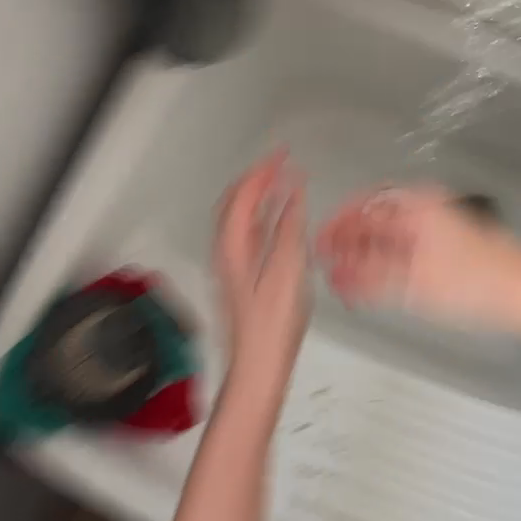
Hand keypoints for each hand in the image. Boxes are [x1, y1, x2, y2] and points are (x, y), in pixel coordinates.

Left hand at [212, 150, 310, 395]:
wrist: (258, 367)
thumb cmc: (273, 324)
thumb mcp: (288, 271)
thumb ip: (290, 228)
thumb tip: (294, 193)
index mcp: (233, 246)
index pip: (243, 194)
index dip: (263, 170)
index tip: (283, 154)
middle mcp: (226, 251)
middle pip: (234, 202)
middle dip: (257, 177)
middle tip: (280, 162)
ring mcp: (232, 265)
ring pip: (239, 218)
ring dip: (258, 195)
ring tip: (280, 181)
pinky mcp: (241, 278)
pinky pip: (248, 233)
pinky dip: (263, 215)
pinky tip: (280, 217)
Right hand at [314, 186, 520, 328]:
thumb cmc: (476, 282)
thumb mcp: (416, 283)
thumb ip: (371, 277)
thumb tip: (337, 273)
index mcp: (416, 206)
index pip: (361, 207)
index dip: (336, 227)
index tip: (317, 247)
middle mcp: (424, 210)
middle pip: (374, 222)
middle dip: (349, 246)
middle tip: (328, 271)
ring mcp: (437, 228)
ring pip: (389, 238)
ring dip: (366, 259)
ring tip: (347, 284)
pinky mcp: (447, 246)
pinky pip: (406, 250)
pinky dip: (387, 266)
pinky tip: (376, 287)